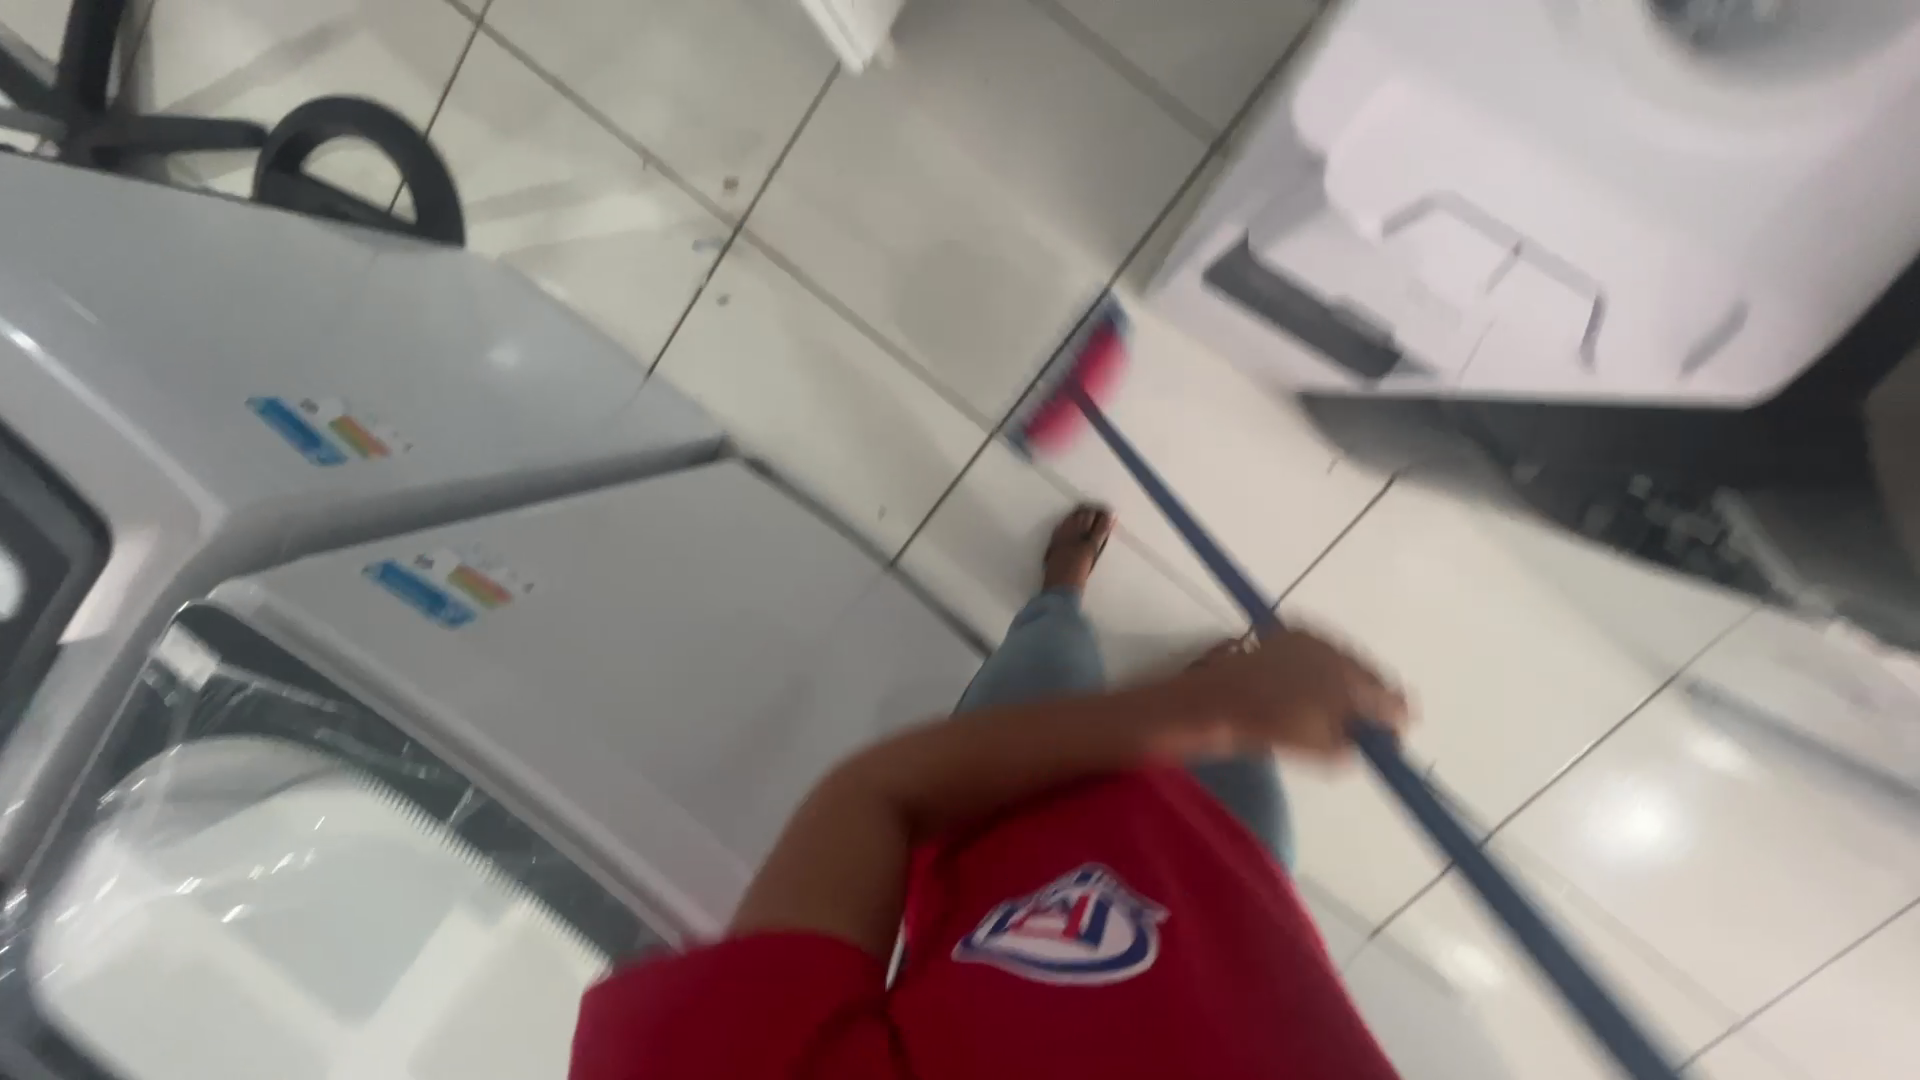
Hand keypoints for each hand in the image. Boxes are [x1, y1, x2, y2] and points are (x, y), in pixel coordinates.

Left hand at [1186, 629, 1409, 761]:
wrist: (1218, 700)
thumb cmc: (1270, 727)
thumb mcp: (1321, 748)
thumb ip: (1354, 745)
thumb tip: (1368, 744)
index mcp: (1349, 678)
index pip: (1390, 696)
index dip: (1397, 715)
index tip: (1399, 729)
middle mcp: (1336, 650)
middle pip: (1368, 673)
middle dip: (1373, 695)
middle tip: (1373, 718)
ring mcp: (1311, 638)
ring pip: (1345, 659)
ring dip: (1349, 679)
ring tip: (1344, 703)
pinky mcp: (1290, 633)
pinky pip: (1321, 650)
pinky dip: (1324, 666)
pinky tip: (1317, 684)